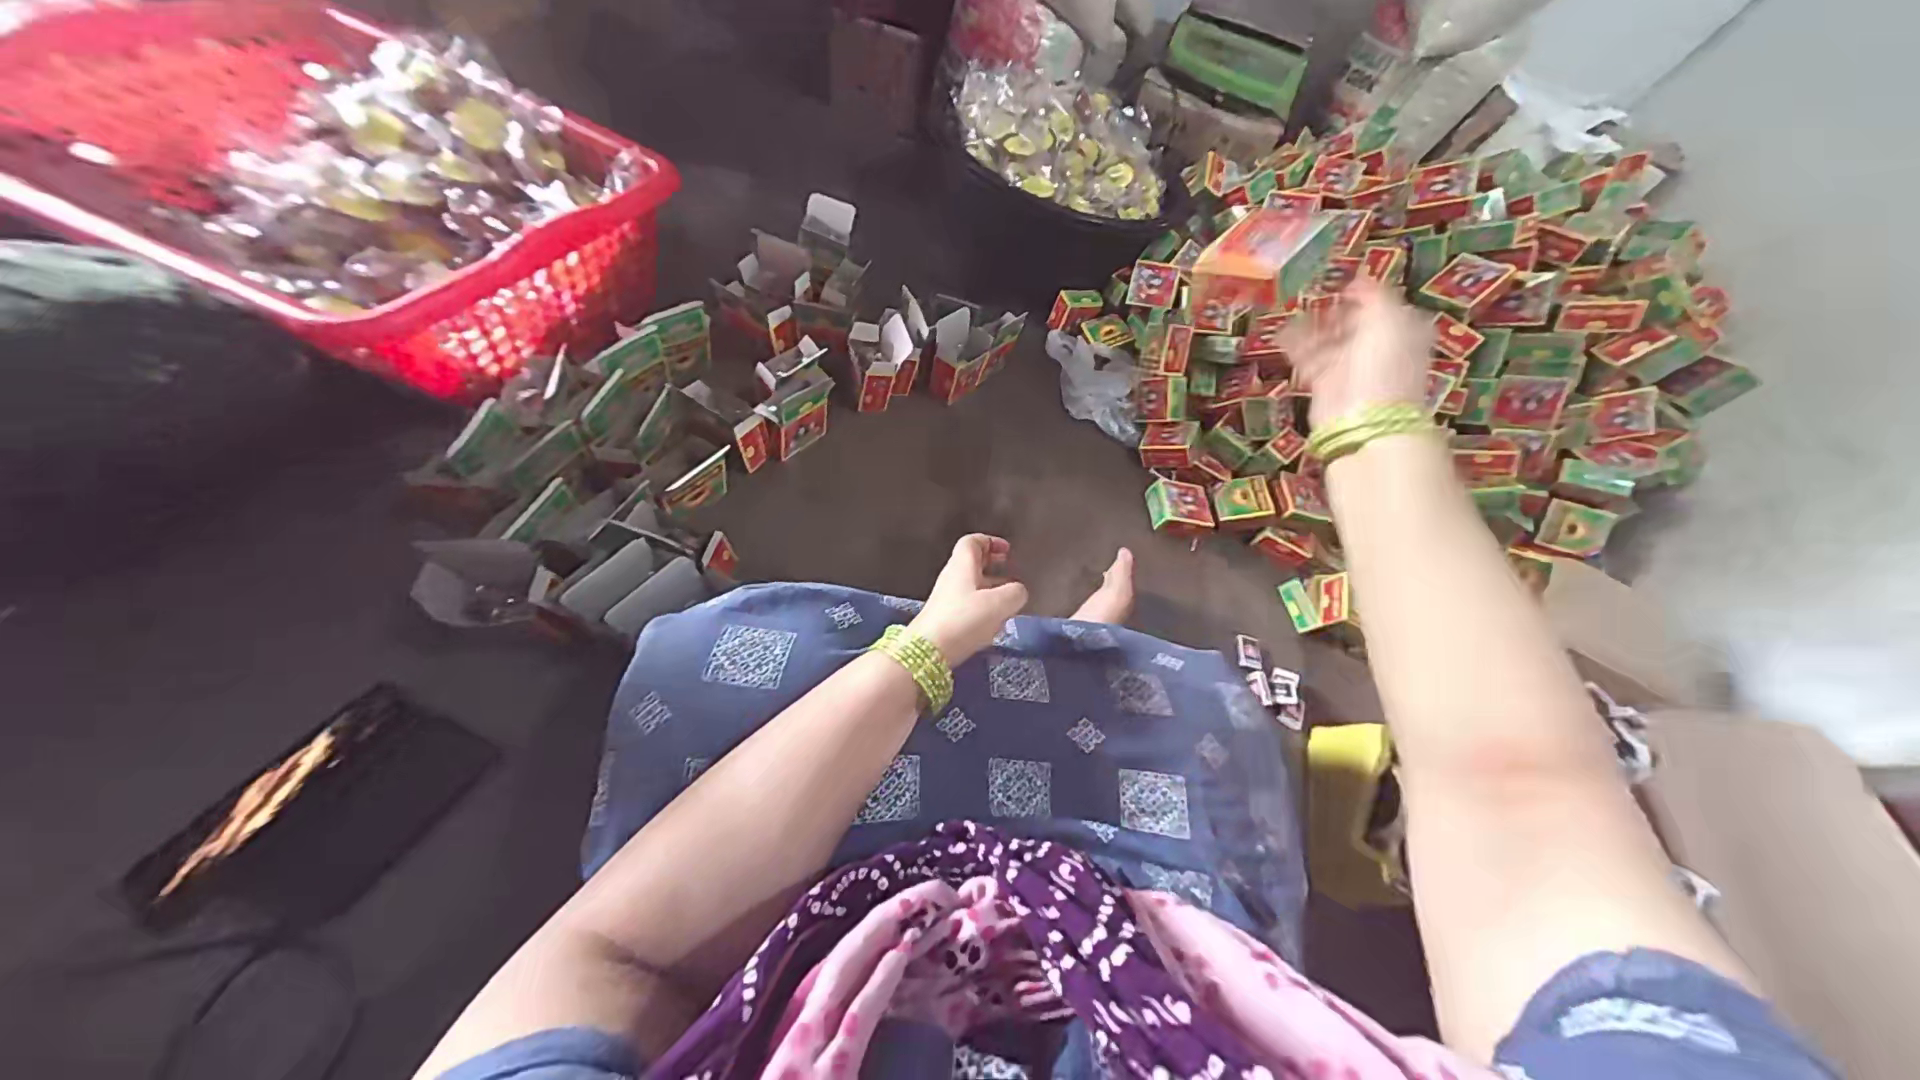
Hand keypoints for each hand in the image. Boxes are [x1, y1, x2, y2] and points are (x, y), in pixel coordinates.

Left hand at [909, 534, 1029, 666]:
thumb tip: (1018, 591)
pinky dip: (983, 606)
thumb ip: (1015, 592)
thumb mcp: (999, 603)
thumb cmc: (964, 620)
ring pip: (971, 585)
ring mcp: (946, 599)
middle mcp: (952, 578)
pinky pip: (967, 604)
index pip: (972, 541)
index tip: (1007, 550)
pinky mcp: (945, 618)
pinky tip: (994, 620)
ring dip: (990, 587)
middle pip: (972, 563)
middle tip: (1009, 570)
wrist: (929, 651)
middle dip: (992, 565)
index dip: (991, 542)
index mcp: (962, 565)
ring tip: (1008, 597)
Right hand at [1282, 279, 1433, 429]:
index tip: (1338, 282)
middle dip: (1329, 310)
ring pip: (1326, 338)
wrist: (1362, 415)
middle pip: (1350, 321)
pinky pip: (1307, 357)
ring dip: (1307, 326)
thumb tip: (1359, 278)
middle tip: (1306, 295)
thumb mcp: (1387, 318)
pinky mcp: (1324, 382)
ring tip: (1288, 313)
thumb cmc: (1382, 363)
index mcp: (1401, 328)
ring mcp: (1350, 365)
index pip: (1380, 304)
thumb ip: (1373, 294)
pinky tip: (1280, 334)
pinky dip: (1294, 346)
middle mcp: (1377, 346)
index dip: (1361, 293)